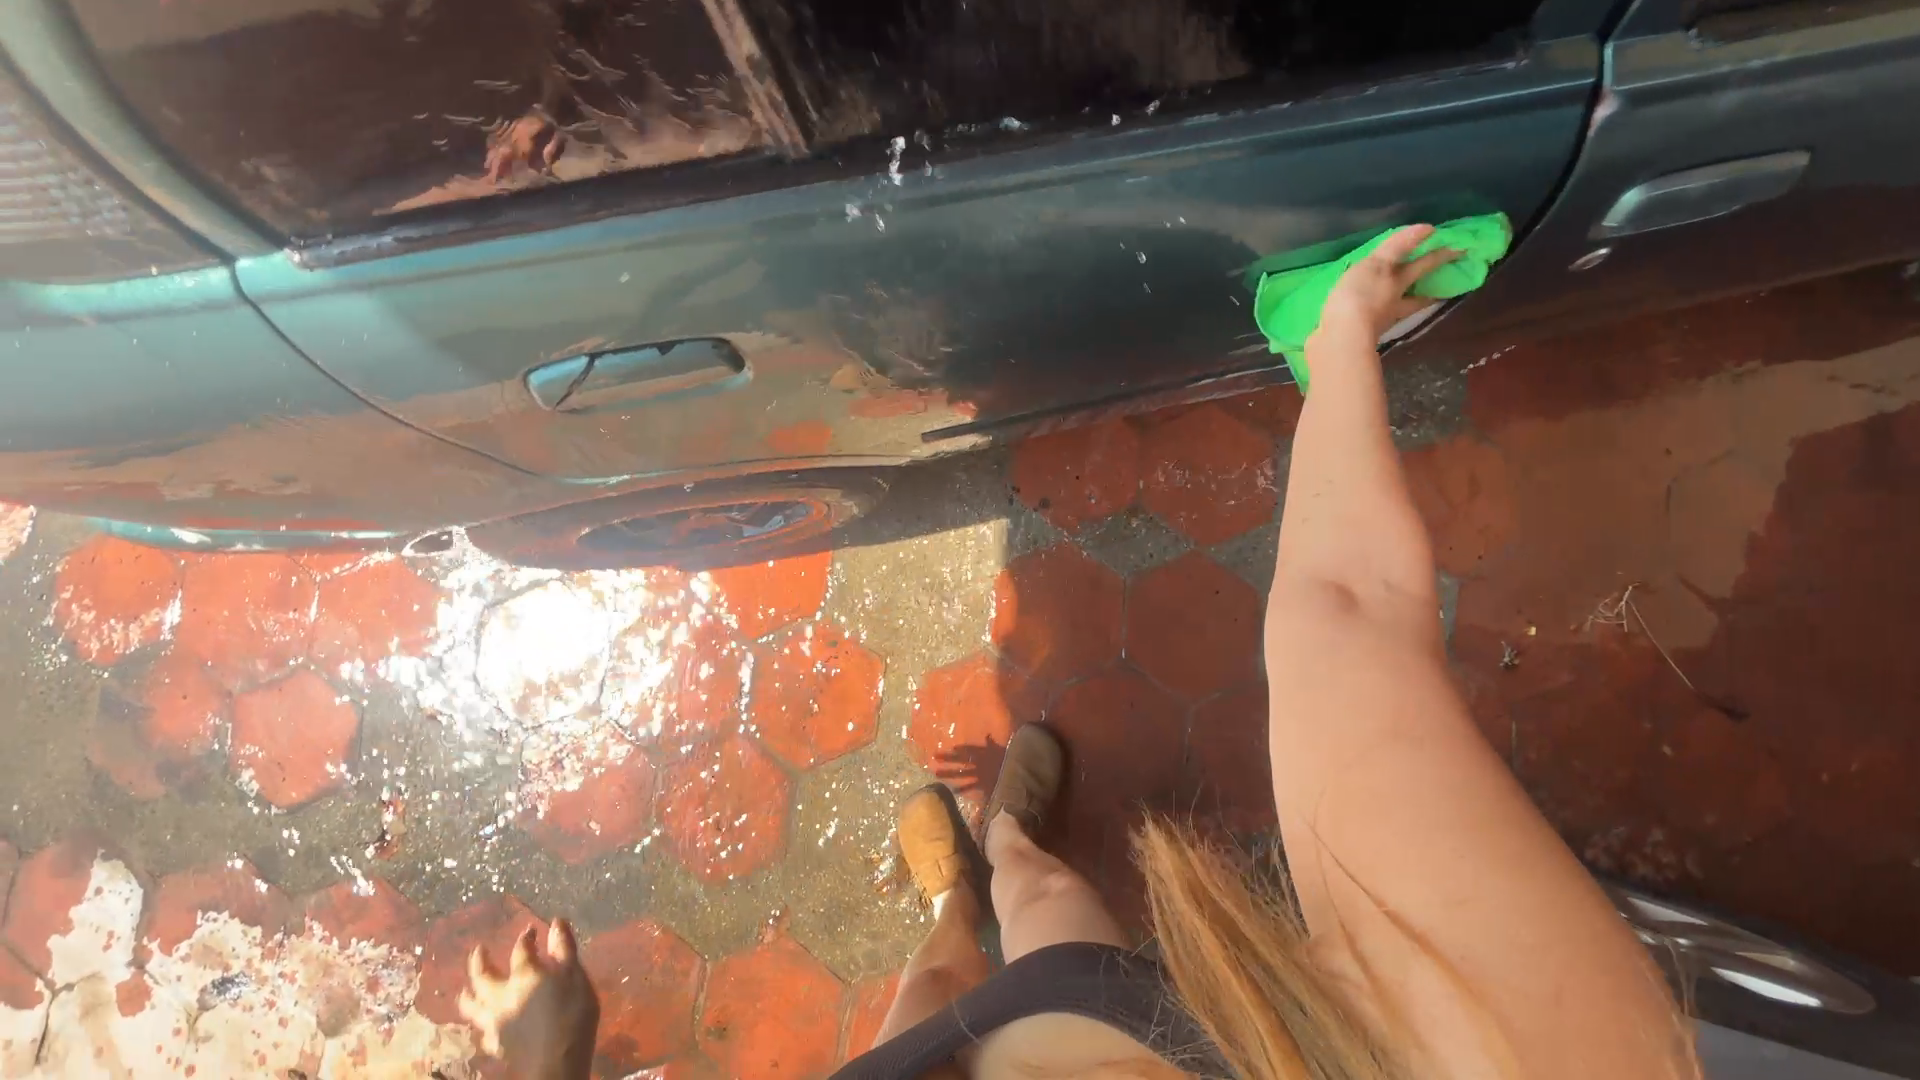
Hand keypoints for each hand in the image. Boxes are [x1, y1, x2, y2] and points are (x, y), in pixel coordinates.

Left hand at [459, 920, 599, 1079]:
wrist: (556, 1064)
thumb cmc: (573, 1014)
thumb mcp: (576, 976)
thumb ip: (564, 949)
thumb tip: (554, 922)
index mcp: (525, 975)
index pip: (521, 950)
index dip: (526, 938)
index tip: (531, 931)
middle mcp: (502, 995)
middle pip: (483, 976)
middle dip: (479, 961)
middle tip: (478, 950)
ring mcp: (494, 1021)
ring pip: (472, 1005)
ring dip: (468, 993)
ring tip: (466, 988)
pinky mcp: (495, 1043)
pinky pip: (481, 1029)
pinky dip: (481, 1021)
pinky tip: (485, 1023)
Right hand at [1316, 225, 1461, 344]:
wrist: (1340, 338)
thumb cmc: (1360, 297)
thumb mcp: (1378, 265)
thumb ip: (1398, 246)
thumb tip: (1428, 228)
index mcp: (1398, 284)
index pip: (1424, 265)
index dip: (1439, 256)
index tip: (1459, 250)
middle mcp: (1392, 305)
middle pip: (1414, 298)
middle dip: (1425, 294)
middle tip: (1436, 293)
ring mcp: (1375, 324)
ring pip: (1393, 314)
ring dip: (1398, 309)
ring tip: (1397, 306)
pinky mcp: (1355, 337)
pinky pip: (1368, 325)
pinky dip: (1371, 321)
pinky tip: (1366, 321)